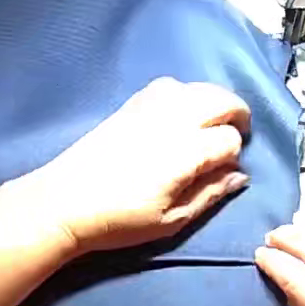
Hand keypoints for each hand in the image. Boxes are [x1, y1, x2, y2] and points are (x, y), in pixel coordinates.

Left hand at [17, 78, 251, 254]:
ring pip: (200, 87)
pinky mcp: (133, 102)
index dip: (234, 156)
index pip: (230, 140)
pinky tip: (181, 116)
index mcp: (186, 151)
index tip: (223, 172)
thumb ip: (210, 195)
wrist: (65, 201)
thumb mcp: (172, 220)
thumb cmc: (121, 219)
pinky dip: (187, 95)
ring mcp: (152, 104)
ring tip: (209, 126)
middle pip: (224, 100)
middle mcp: (174, 118)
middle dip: (236, 117)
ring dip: (213, 103)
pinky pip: (172, 85)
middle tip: (232, 138)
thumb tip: (239, 176)